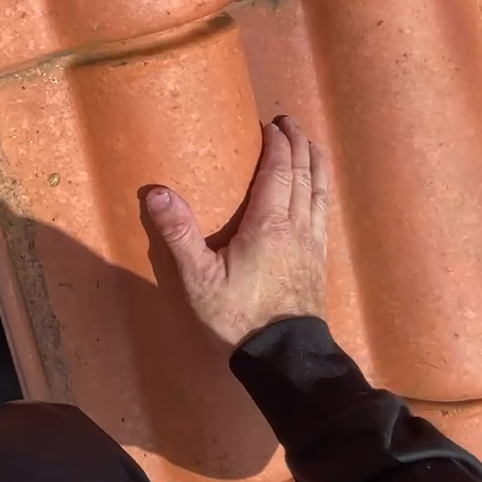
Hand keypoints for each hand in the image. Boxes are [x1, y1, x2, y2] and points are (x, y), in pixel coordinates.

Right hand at [145, 115, 331, 350]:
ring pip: (319, 193)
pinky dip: (321, 191)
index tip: (270, 123)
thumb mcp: (198, 277)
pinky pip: (324, 214)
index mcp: (269, 224)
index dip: (277, 145)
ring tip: (310, 145)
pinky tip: (318, 192)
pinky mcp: (318, 262)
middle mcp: (297, 227)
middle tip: (288, 122)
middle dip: (298, 145)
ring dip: (315, 164)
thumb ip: (179, 233)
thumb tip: (157, 192)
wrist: (283, 358)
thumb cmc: (237, 316)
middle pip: (304, 175)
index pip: (278, 172)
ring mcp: (312, 245)